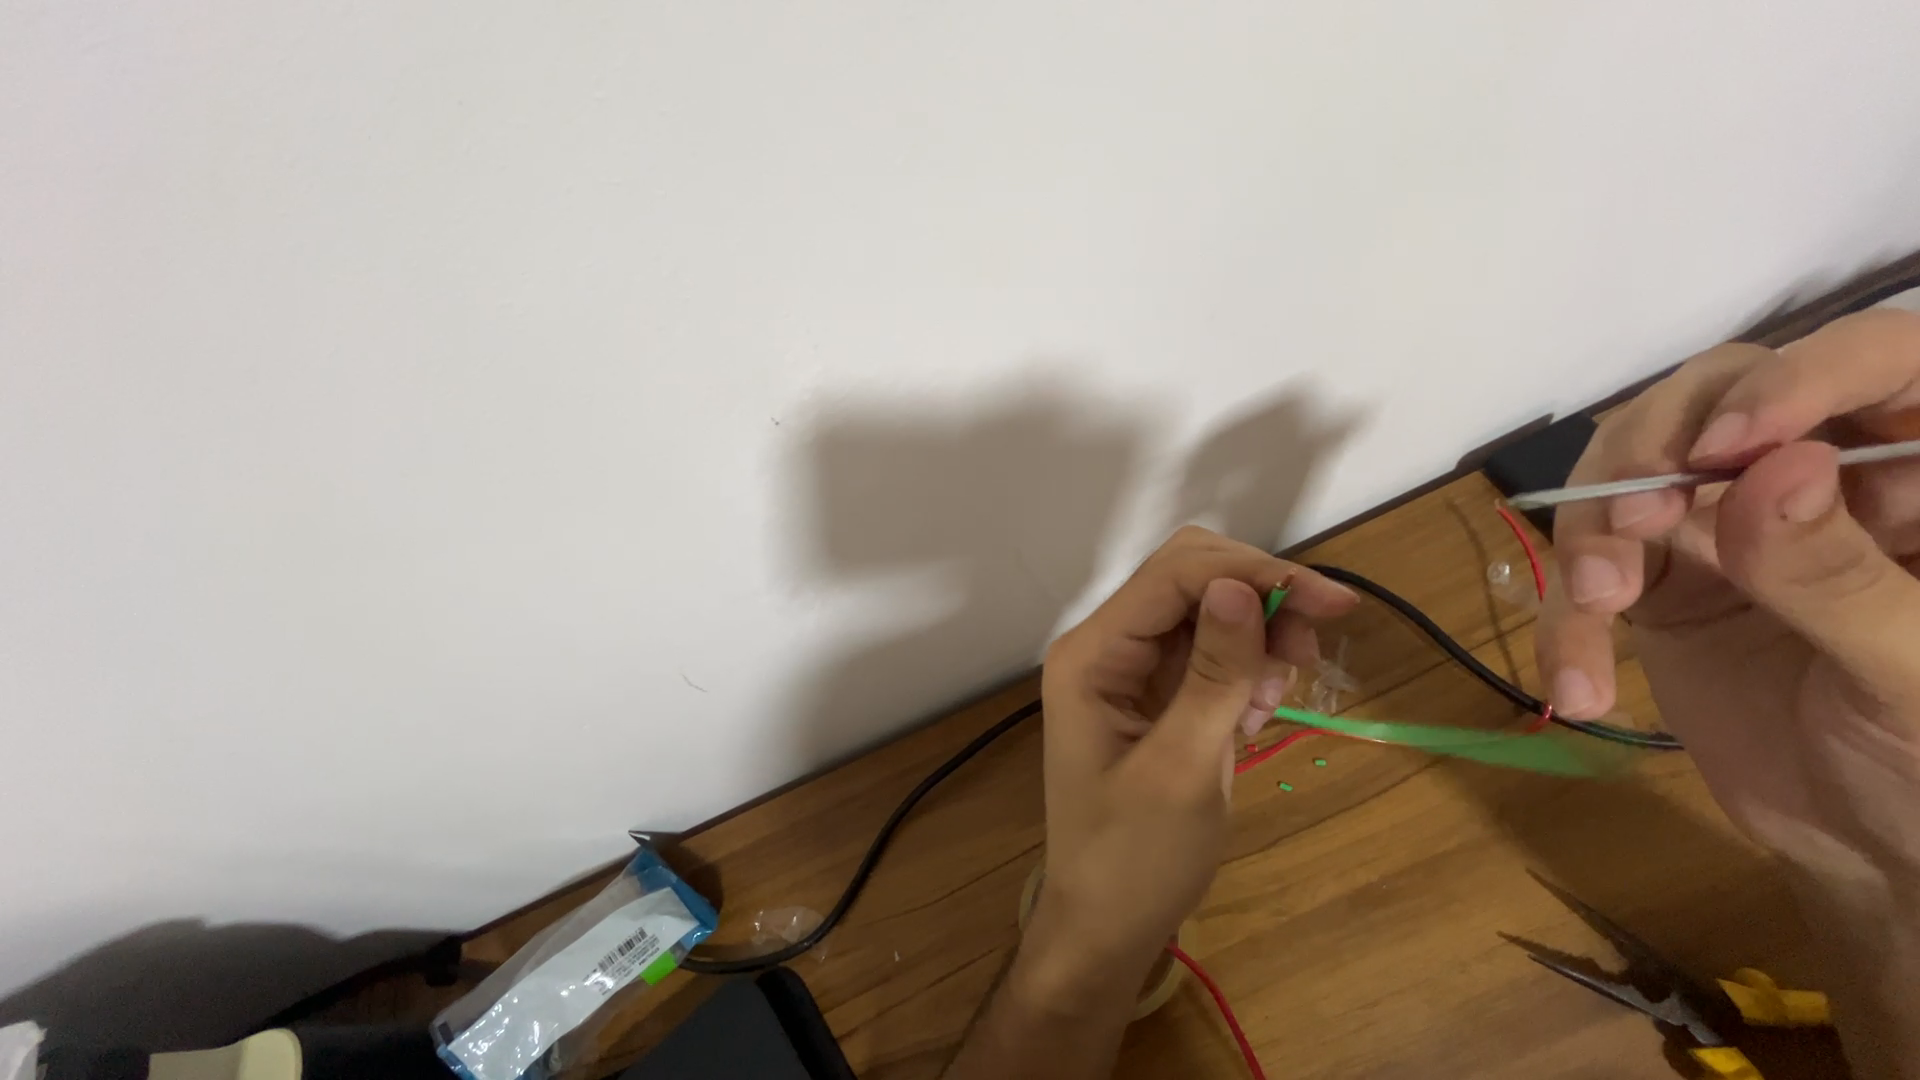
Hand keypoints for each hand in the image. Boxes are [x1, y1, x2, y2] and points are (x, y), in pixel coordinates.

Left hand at [1035, 526, 1357, 982]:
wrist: (1107, 925)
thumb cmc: (1135, 858)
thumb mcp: (1183, 766)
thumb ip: (1214, 672)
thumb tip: (1241, 585)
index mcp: (1091, 654)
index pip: (1174, 576)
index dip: (1253, 574)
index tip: (1334, 603)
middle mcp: (1105, 646)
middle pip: (1190, 580)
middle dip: (1259, 598)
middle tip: (1311, 649)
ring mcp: (1128, 668)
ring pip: (1207, 612)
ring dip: (1257, 640)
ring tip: (1266, 707)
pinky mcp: (1155, 693)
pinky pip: (1210, 655)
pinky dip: (1245, 672)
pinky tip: (1252, 720)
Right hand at [1535, 309, 1919, 1074]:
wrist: (1869, 849)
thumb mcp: (1917, 676)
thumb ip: (1845, 574)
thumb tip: (1772, 468)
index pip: (1878, 366)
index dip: (1801, 376)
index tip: (1734, 439)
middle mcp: (1814, 479)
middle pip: (1710, 405)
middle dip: (1654, 453)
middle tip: (1631, 518)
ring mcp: (1719, 529)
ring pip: (1621, 478)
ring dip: (1590, 536)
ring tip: (1595, 604)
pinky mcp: (1651, 582)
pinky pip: (1581, 573)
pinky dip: (1563, 623)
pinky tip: (1576, 686)